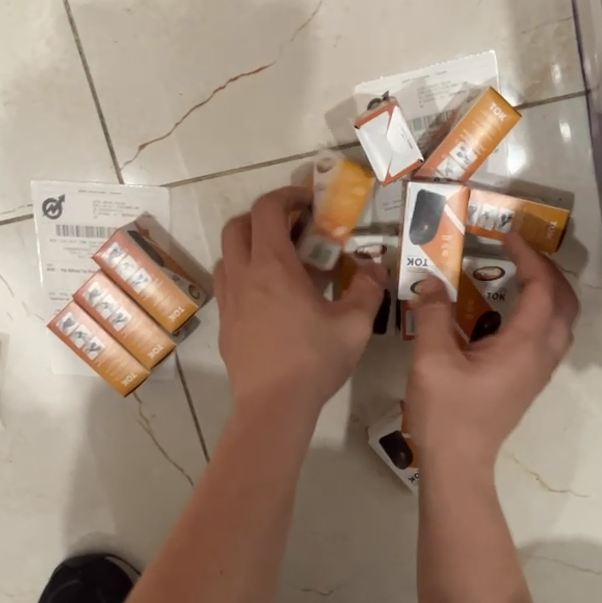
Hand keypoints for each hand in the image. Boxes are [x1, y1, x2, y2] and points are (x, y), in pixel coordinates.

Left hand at [216, 187, 388, 425]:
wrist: (273, 406)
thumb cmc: (314, 361)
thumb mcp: (354, 325)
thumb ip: (368, 289)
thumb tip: (376, 268)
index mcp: (273, 265)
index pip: (267, 209)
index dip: (286, 196)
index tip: (307, 202)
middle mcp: (243, 275)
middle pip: (237, 225)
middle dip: (262, 218)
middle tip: (291, 230)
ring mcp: (228, 301)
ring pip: (227, 255)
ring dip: (249, 247)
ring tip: (278, 264)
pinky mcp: (225, 325)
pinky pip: (228, 286)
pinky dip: (244, 277)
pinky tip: (268, 300)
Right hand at [406, 233, 578, 469]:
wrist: (458, 462)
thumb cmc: (447, 413)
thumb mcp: (431, 359)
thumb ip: (433, 314)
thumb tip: (431, 283)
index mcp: (525, 344)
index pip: (542, 287)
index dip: (529, 256)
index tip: (505, 238)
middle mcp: (542, 354)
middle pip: (565, 301)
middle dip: (547, 270)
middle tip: (518, 254)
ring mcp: (539, 371)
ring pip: (562, 321)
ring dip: (548, 292)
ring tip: (518, 277)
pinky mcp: (530, 383)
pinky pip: (549, 337)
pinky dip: (540, 314)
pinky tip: (508, 314)